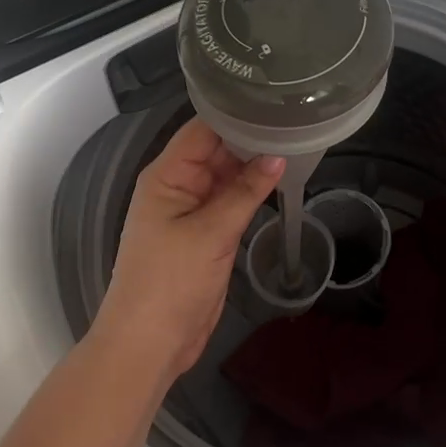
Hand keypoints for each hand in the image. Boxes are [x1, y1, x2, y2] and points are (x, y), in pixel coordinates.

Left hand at [96, 118, 284, 379]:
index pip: (203, 129)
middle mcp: (180, 186)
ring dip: (256, 165)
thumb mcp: (210, 234)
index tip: (273, 100)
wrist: (149, 345)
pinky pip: (233, 201)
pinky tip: (282, 178)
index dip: (236, 113)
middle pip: (218, 149)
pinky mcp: (208, 234)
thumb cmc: (169, 282)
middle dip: (252, 137)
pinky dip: (254, 191)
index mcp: (167, 176)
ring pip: (229, 175)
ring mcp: (194, 211)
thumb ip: (245, 193)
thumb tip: (278, 157)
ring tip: (297, 139)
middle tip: (295, 118)